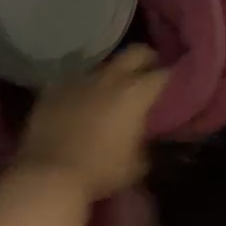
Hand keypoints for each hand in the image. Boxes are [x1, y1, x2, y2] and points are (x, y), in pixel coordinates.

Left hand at [15, 46, 169, 199]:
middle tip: (149, 72)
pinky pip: (73, 80)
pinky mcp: (53, 87)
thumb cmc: (101, 171)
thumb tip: (143, 133)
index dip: (171, 77)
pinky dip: (81, 89)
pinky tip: (79, 102)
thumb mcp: (137, 164)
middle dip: (146, 59)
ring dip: (111, 75)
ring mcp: (79, 78)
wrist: (50, 174)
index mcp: (135, 93)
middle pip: (135, 52)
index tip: (175, 84)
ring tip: (111, 91)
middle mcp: (109, 77)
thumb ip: (145, 141)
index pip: (163, 73)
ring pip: (103, 65)